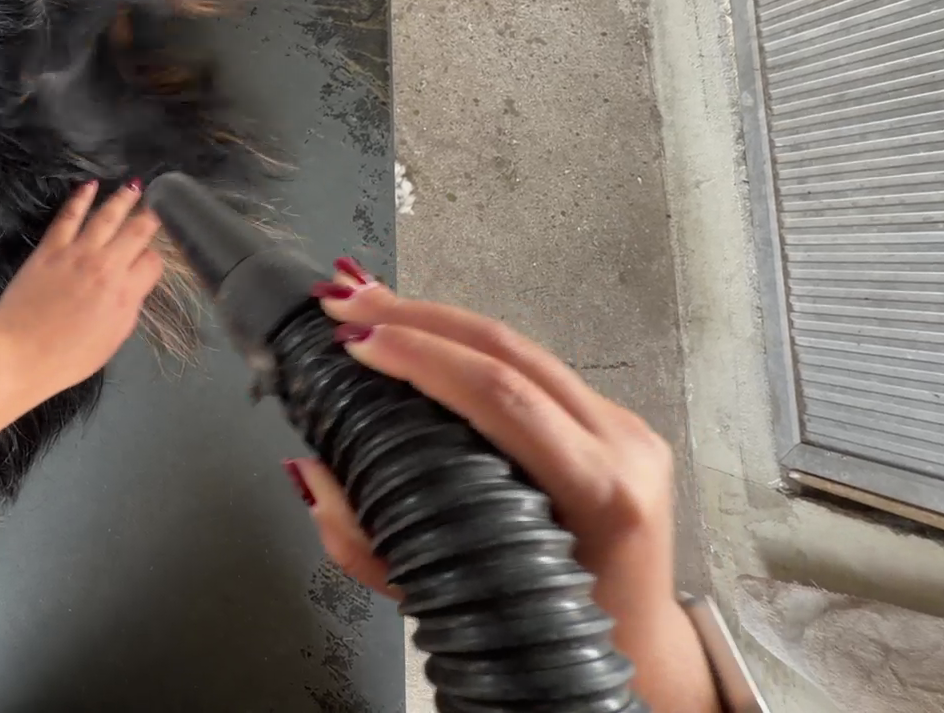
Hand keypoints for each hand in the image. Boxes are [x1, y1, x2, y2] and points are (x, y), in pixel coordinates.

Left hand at [0, 181, 165, 398]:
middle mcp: (106, 267)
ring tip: (133, 186)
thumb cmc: (67, 358)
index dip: (153, 259)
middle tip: (157, 204)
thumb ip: (127, 306)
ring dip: (122, 198)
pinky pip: (69, 217)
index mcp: (125, 294)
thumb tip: (132, 284)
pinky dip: (80, 199)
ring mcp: (77, 253)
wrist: (20, 354)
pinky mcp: (50, 249)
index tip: (150, 256)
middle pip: (136, 231)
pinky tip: (89, 186)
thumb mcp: (112, 339)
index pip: (152, 262)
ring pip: (106, 216)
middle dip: (150, 216)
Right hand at [289, 260, 718, 712]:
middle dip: (409, 317)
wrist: (636, 644)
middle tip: (342, 304)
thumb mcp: (445, 599)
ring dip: (427, 314)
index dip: (421, 356)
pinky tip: (410, 320)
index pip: (499, 395)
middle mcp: (618, 446)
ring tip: (362, 299)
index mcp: (597, 495)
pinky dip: (454, 331)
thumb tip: (308, 473)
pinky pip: (520, 355)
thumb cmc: (543, 628)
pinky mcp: (605, 411)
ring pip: (512, 340)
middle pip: (504, 349)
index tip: (356, 343)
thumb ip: (363, 543)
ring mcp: (618, 422)